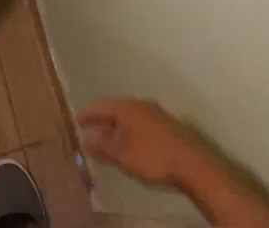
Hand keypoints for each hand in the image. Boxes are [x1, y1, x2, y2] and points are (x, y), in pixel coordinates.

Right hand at [76, 97, 211, 188]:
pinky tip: (129, 142)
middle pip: (115, 108)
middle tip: (90, 130)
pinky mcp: (166, 124)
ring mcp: (155, 112)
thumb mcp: (122, 155)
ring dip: (116, 125)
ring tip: (108, 138)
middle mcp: (140, 104)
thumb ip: (103, 147)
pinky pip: (139, 121)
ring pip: (129, 115)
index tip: (76, 121)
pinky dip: (129, 129)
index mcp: (127, 107)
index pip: (101, 105)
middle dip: (102, 119)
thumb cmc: (152, 157)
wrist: (191, 163)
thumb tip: (86, 139)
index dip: (88, 114)